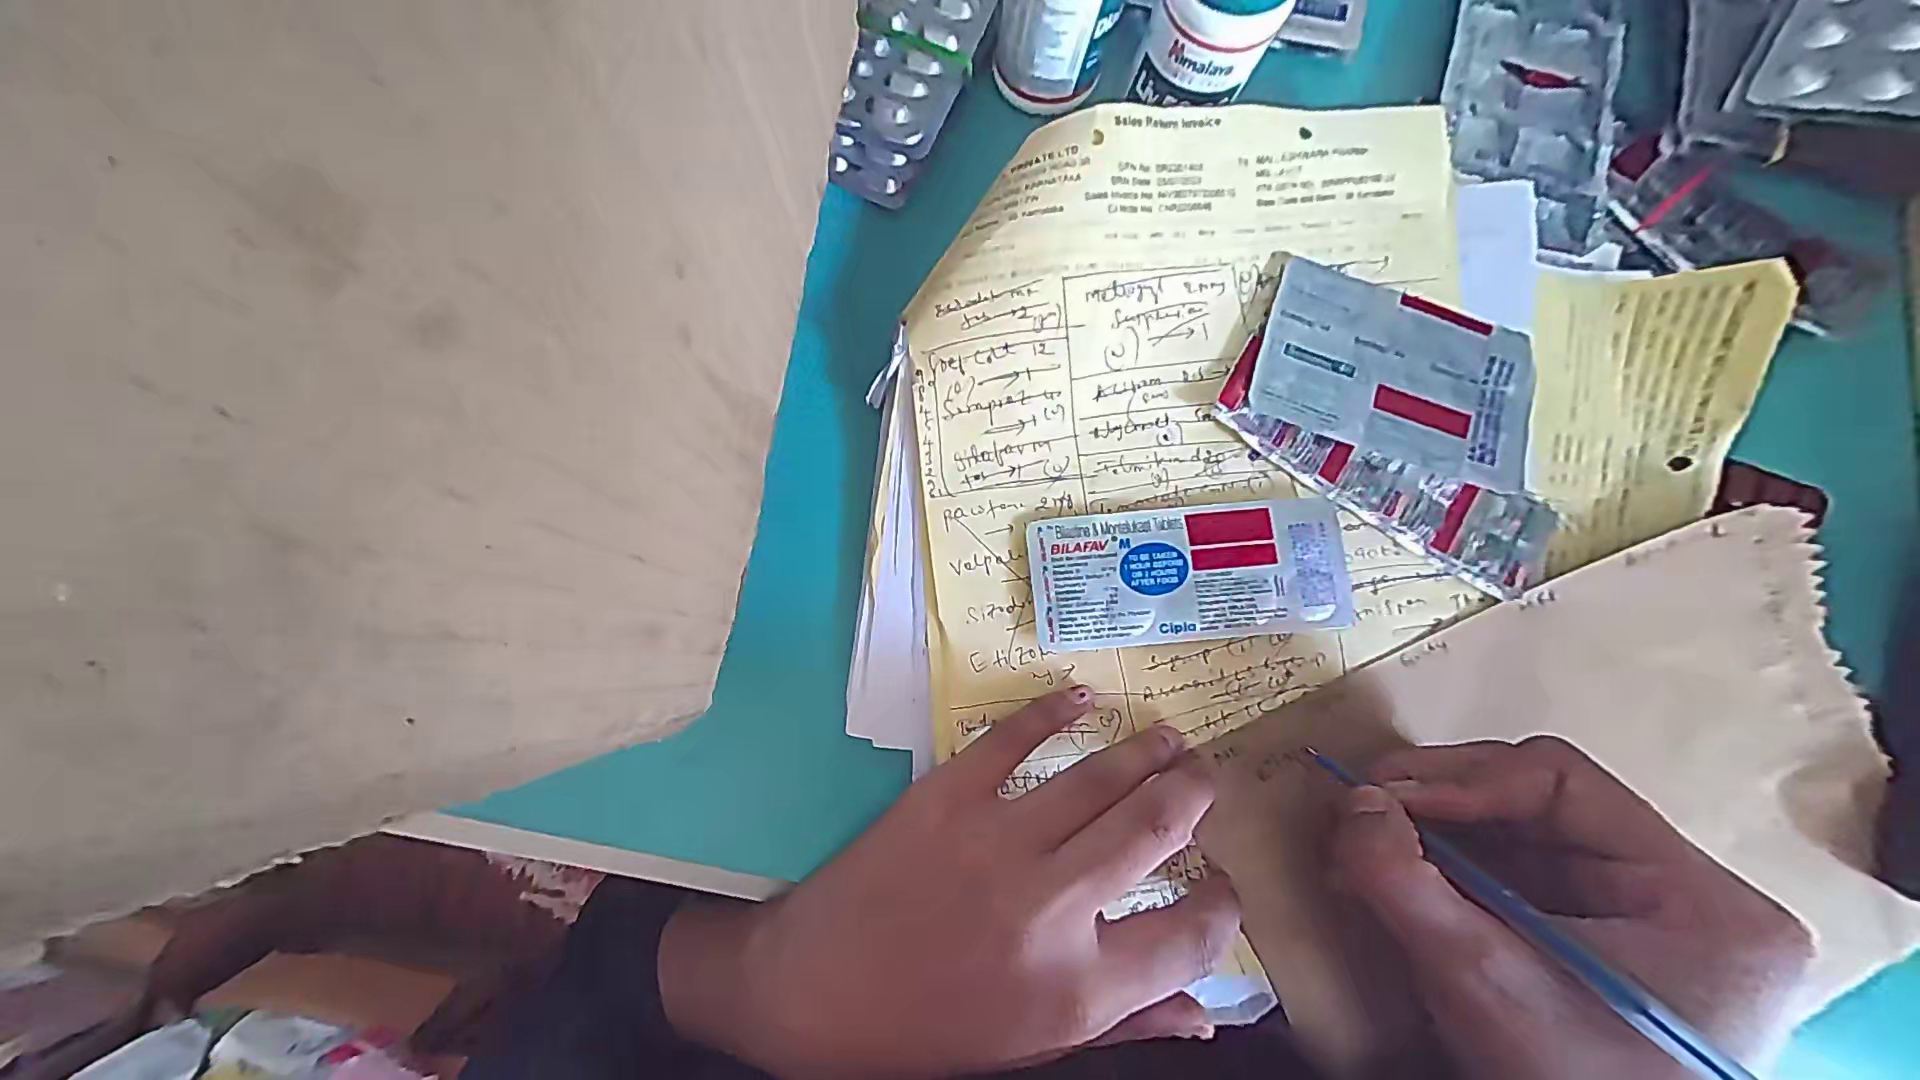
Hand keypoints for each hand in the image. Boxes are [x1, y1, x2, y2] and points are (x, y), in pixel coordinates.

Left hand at [658, 686, 1240, 1078]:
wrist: (816, 990)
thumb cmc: (927, 1030)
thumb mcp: (1032, 1050)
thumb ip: (1126, 1025)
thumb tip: (1205, 1009)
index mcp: (1077, 989)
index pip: (1189, 940)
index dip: (1224, 906)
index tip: (1225, 881)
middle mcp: (1050, 907)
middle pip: (1153, 831)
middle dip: (1194, 796)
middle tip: (1207, 776)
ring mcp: (997, 841)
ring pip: (1098, 778)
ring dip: (1145, 751)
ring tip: (1169, 738)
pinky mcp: (948, 795)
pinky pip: (1015, 738)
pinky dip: (1056, 711)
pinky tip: (1086, 699)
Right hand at [1330, 736, 1810, 1079]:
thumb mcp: (1476, 977)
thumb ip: (1402, 878)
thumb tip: (1353, 797)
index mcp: (1697, 899)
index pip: (1559, 780)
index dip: (1462, 779)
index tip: (1385, 797)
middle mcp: (1672, 888)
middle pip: (1526, 791)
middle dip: (1432, 796)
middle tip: (1364, 806)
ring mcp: (1627, 905)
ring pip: (1503, 820)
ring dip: (1423, 822)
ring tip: (1364, 840)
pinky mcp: (1580, 923)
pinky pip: (1496, 857)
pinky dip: (1434, 853)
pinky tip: (1391, 867)